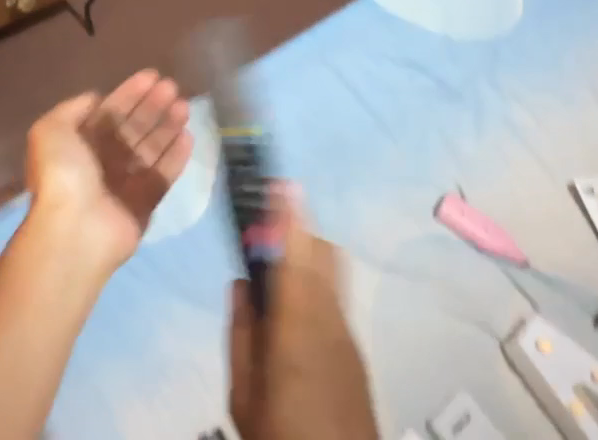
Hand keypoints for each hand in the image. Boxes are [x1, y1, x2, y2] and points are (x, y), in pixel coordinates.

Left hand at [24, 69, 193, 275]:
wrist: (76, 228)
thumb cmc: (62, 173)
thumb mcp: (51, 129)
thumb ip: (73, 108)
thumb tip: (96, 98)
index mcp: (79, 143)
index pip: (109, 112)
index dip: (130, 93)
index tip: (152, 75)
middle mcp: (101, 161)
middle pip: (132, 127)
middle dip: (152, 106)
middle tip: (173, 87)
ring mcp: (124, 182)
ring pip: (150, 148)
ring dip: (167, 125)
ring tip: (184, 105)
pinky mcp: (144, 203)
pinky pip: (164, 174)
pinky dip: (175, 156)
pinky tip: (188, 135)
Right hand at [229, 186, 378, 439]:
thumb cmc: (281, 433)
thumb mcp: (244, 394)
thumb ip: (242, 333)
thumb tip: (241, 282)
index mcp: (296, 327)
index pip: (294, 256)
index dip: (288, 217)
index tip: (280, 183)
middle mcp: (329, 320)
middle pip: (323, 253)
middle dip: (298, 227)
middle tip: (267, 219)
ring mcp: (348, 333)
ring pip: (333, 271)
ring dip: (307, 251)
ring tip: (277, 255)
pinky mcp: (355, 348)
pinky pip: (335, 295)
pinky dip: (315, 278)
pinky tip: (292, 298)